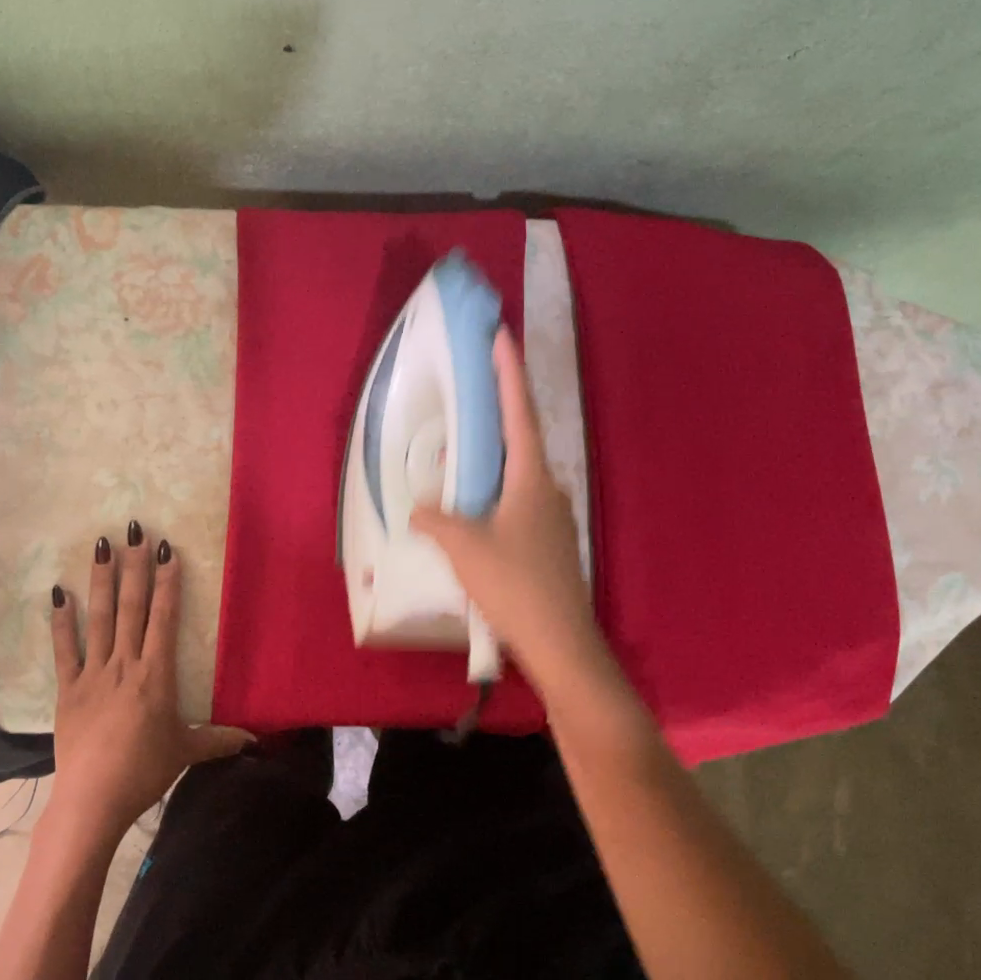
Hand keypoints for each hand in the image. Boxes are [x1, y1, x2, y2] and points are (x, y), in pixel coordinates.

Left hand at [47, 524, 253, 839]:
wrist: (92, 799)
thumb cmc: (144, 773)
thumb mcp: (185, 753)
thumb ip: (218, 740)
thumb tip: (255, 741)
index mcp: (156, 675)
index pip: (163, 618)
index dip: (167, 582)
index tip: (166, 550)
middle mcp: (125, 664)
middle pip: (131, 607)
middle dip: (134, 566)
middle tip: (134, 530)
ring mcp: (93, 674)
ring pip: (99, 618)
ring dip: (100, 580)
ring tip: (100, 545)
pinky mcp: (68, 689)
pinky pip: (64, 649)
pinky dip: (61, 621)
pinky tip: (58, 593)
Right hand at [411, 328, 606, 684]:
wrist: (561, 642)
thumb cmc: (513, 584)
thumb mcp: (463, 548)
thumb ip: (436, 520)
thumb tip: (420, 509)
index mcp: (531, 478)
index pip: (519, 413)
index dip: (508, 373)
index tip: (501, 336)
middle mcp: (549, 489)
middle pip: (521, 441)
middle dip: (496, 416)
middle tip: (468, 399)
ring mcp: (555, 518)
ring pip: (519, 476)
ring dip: (493, 462)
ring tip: (461, 461)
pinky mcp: (551, 544)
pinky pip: (519, 503)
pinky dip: (496, 495)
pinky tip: (476, 513)